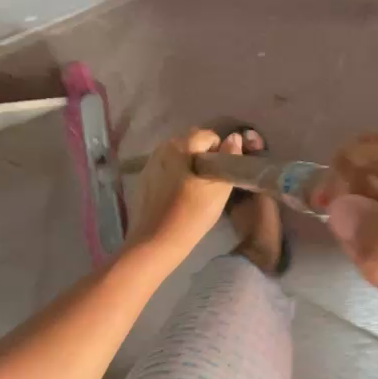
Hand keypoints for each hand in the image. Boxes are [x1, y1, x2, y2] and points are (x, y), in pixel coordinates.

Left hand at [127, 127, 240, 259]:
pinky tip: (177, 196)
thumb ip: (228, 158)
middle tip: (210, 182)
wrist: (155, 242)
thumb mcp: (219, 188)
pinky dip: (174, 175)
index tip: (221, 174)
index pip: (208, 136)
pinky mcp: (143, 179)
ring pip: (177, 155)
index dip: (219, 152)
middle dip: (203, 156)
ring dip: (188, 165)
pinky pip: (165, 168)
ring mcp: (150, 163)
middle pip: (191, 143)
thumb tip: (234, 137)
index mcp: (181, 145)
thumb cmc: (192, 214)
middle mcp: (163, 147)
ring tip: (194, 189)